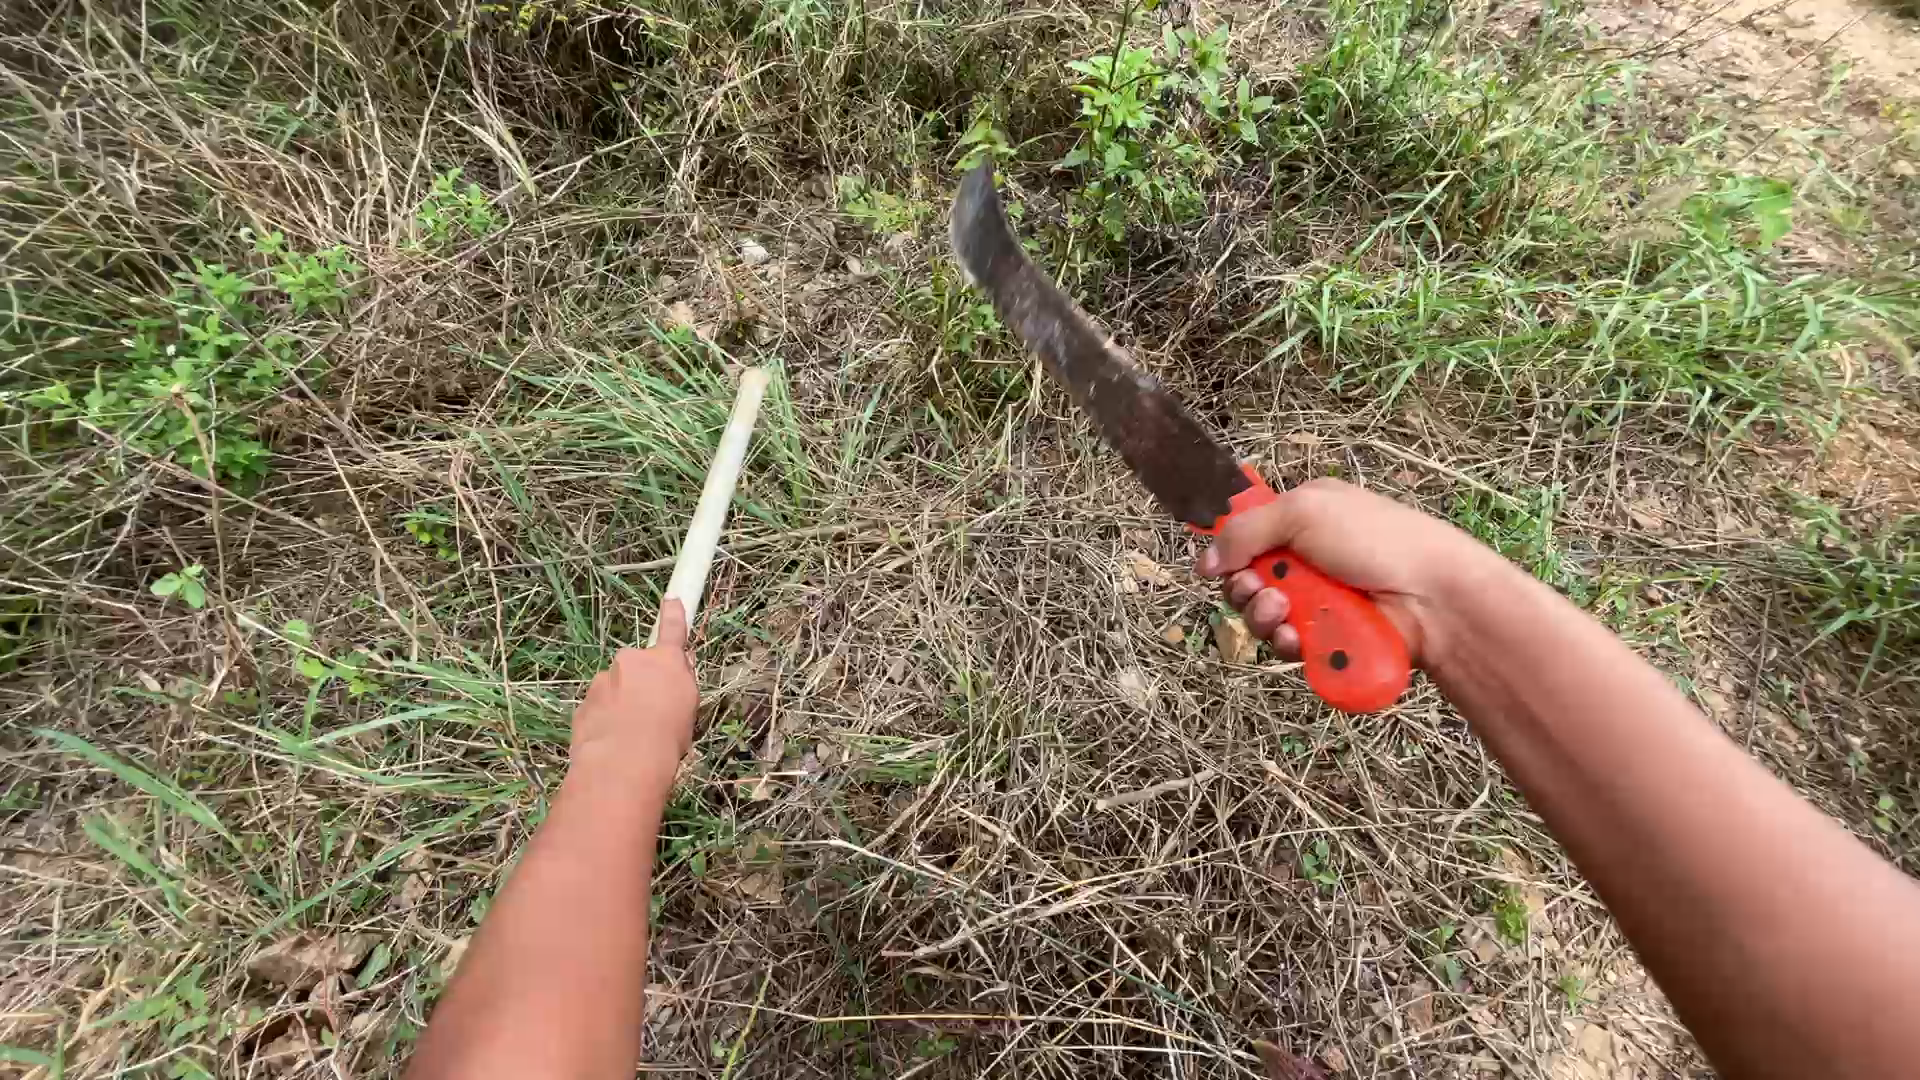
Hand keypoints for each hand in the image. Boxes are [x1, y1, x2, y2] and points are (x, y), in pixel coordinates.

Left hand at [568, 600, 697, 786]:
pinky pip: (598, 708)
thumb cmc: (668, 733)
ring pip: (615, 688)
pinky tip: (613, 742)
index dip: (674, 614)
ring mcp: (603, 681)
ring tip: (632, 734)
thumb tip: (678, 667)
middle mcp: (631, 662)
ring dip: (622, 703)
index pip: (672, 630)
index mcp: (664, 661)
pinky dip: (606, 720)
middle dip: (642, 682)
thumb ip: (682, 681)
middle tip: (652, 711)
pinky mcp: (583, 704)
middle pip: (638, 666)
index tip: (671, 599)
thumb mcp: (689, 705)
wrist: (623, 761)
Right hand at [1194, 477, 1499, 668]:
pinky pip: (1283, 642)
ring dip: (1261, 613)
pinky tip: (1296, 636)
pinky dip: (1284, 640)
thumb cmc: (1377, 540)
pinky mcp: (1322, 634)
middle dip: (1242, 585)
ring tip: (1281, 610)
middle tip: (1257, 586)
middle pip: (1244, 576)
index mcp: (1300, 516)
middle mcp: (1303, 556)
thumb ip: (1245, 531)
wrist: (1436, 597)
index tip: (1220, 561)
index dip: (1228, 548)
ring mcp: (1313, 597)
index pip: (1245, 531)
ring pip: (1258, 612)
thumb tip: (1204, 563)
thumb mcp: (1304, 511)